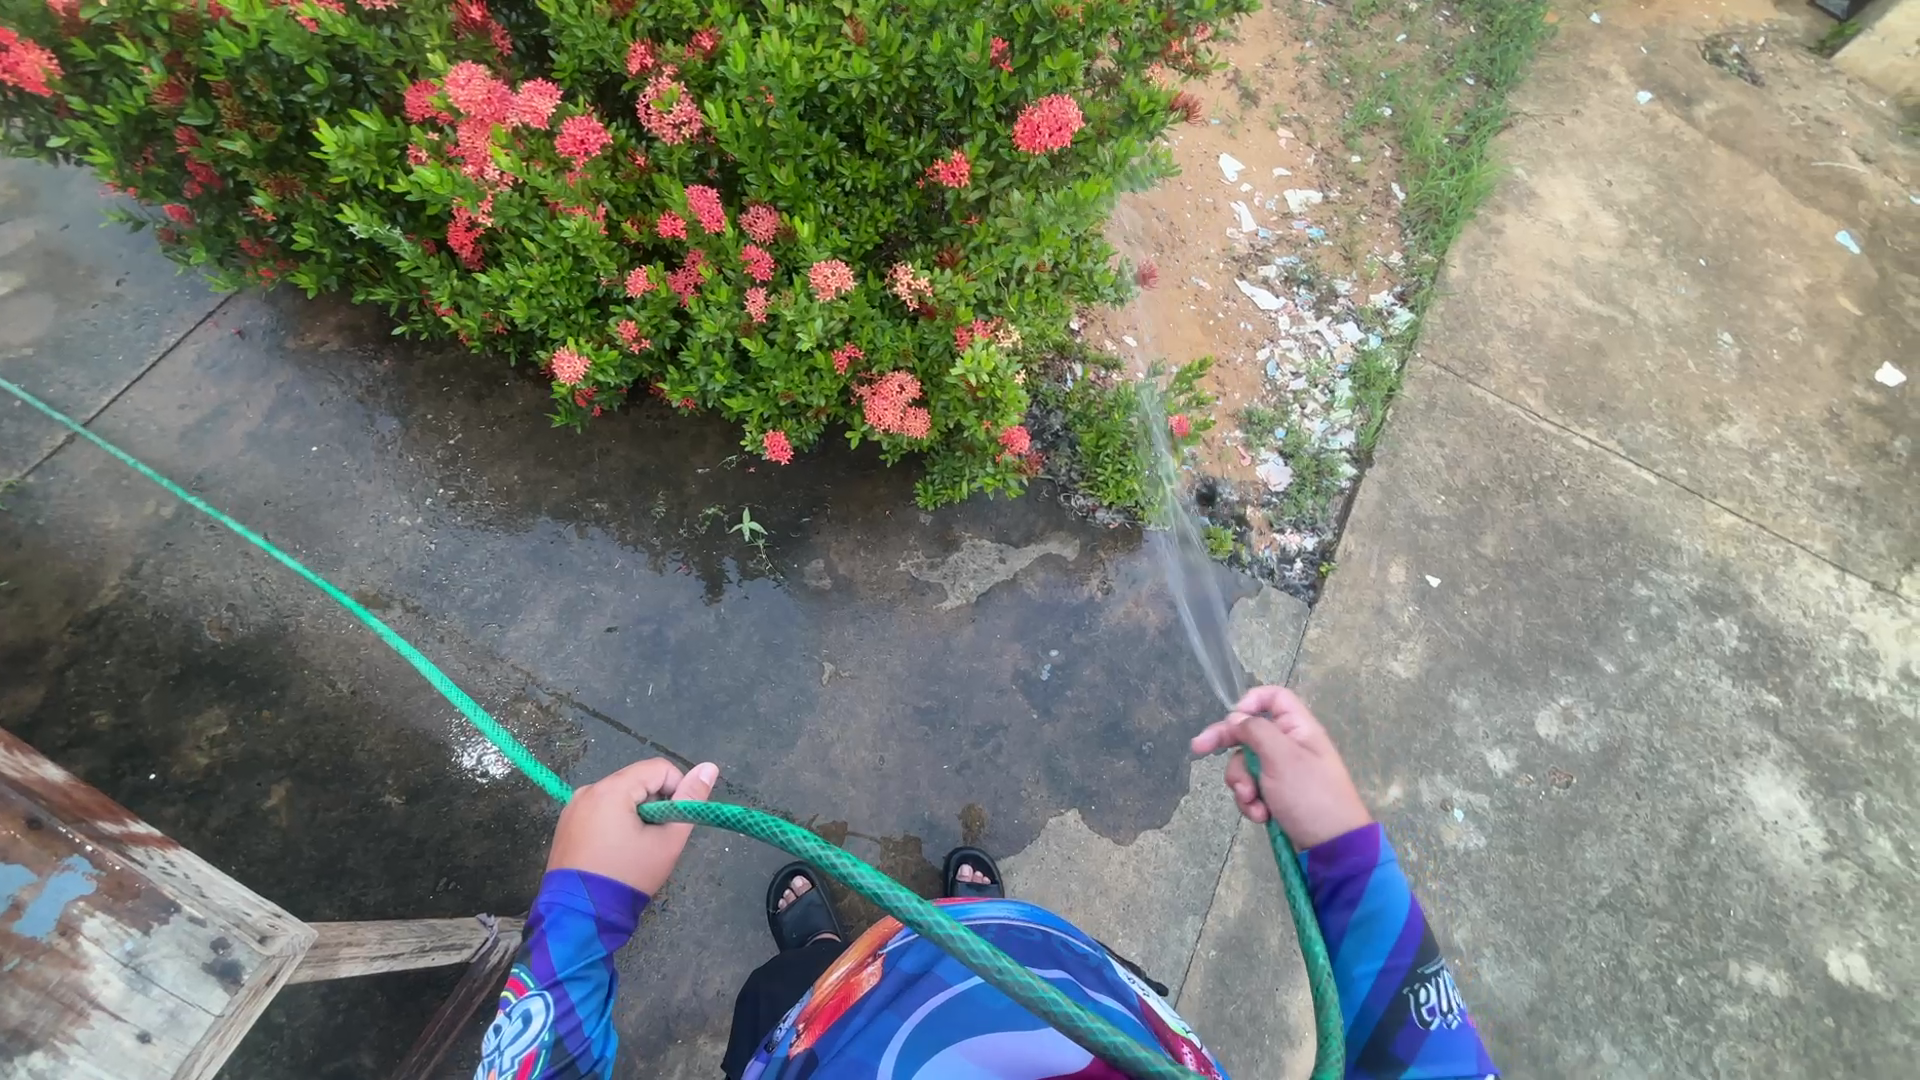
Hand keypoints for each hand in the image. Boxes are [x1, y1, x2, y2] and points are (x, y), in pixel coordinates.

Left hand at [546, 758, 719, 894]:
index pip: (660, 769)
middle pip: (638, 780)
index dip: (677, 790)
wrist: (578, 919)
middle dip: (655, 803)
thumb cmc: (628, 876)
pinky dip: (616, 821)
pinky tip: (616, 850)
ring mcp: (573, 808)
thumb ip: (691, 800)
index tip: (674, 821)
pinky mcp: (566, 825)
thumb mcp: (668, 840)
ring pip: (621, 795)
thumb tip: (710, 766)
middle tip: (655, 837)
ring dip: (636, 812)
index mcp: (612, 789)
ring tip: (635, 846)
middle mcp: (589, 790)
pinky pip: (601, 809)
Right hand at [1189, 686, 1371, 849]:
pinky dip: (1250, 801)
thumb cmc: (1311, 796)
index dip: (1250, 701)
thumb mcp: (1282, 758)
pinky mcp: (1275, 795)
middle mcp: (1289, 745)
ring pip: (1244, 763)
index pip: (1274, 697)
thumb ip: (1255, 731)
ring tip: (1253, 801)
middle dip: (1226, 745)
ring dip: (1241, 782)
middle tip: (1198, 748)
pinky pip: (1250, 788)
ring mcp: (1281, 771)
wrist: (1333, 850)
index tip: (1232, 718)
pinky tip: (1260, 815)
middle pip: (1248, 731)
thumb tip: (1235, 718)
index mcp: (1298, 729)